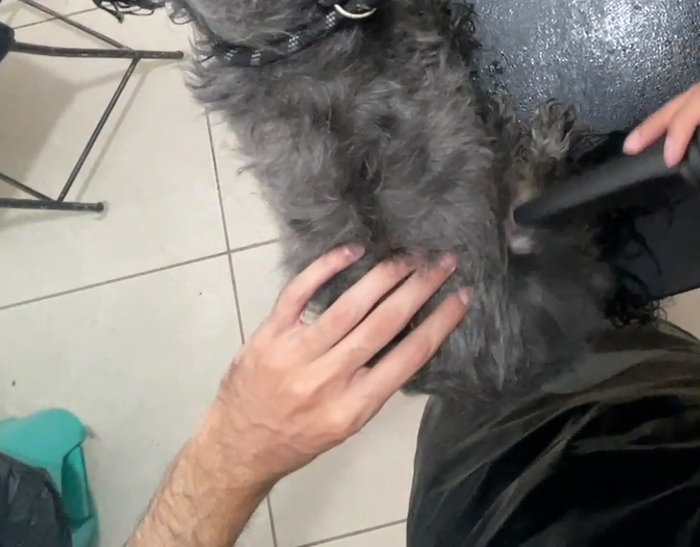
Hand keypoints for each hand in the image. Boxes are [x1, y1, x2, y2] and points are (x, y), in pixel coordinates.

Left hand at [198, 245, 470, 485]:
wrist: (236, 448)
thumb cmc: (300, 435)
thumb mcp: (347, 423)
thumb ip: (377, 382)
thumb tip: (414, 329)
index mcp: (352, 408)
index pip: (408, 357)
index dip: (440, 322)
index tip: (462, 295)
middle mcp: (326, 381)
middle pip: (384, 324)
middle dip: (421, 288)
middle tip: (444, 261)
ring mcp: (295, 355)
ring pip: (348, 305)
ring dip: (386, 275)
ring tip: (410, 256)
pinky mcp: (269, 334)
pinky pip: (300, 292)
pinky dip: (327, 267)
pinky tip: (353, 250)